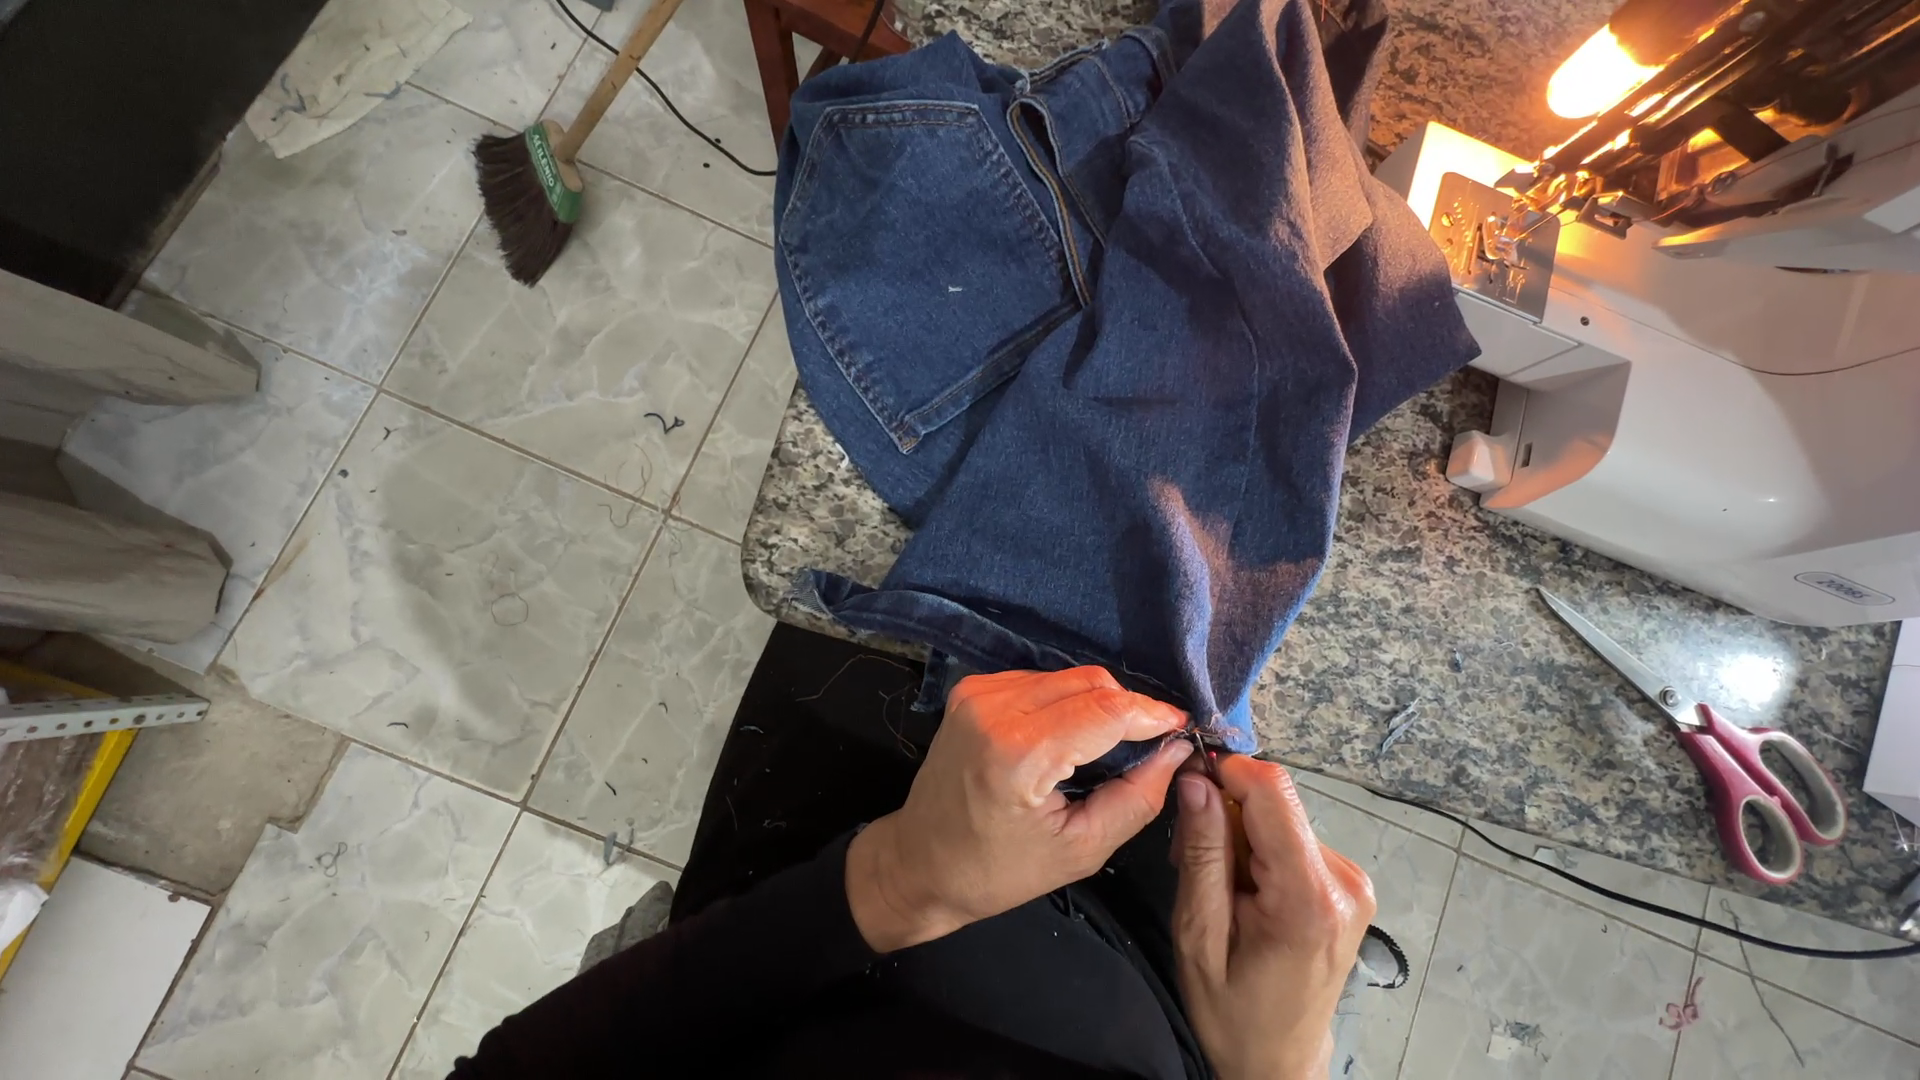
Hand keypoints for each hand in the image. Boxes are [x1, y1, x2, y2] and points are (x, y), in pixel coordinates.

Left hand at [845, 667, 1192, 951]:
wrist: (920, 861)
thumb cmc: (997, 870)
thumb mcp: (1081, 850)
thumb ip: (1137, 797)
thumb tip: (1175, 750)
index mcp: (1018, 752)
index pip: (1105, 709)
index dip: (1151, 714)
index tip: (1183, 728)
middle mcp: (995, 708)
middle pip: (1089, 682)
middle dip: (1129, 707)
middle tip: (1153, 742)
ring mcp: (979, 693)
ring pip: (1067, 676)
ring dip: (1098, 703)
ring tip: (1112, 745)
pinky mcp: (972, 689)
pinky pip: (1040, 680)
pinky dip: (1067, 701)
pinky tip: (1070, 735)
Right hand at [1172, 756, 1375, 1079]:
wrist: (1278, 1061)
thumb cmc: (1231, 1007)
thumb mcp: (1198, 931)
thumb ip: (1201, 851)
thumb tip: (1196, 779)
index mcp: (1308, 896)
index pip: (1273, 791)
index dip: (1226, 772)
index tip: (1188, 787)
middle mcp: (1344, 880)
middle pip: (1273, 803)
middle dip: (1224, 815)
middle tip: (1191, 857)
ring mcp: (1353, 881)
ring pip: (1278, 817)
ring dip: (1238, 835)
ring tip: (1219, 885)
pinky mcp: (1349, 884)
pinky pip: (1290, 837)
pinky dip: (1259, 850)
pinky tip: (1244, 889)